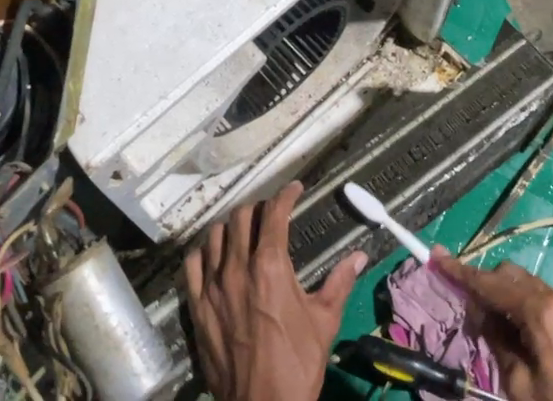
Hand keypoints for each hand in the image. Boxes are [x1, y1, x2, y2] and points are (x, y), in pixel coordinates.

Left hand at [184, 181, 368, 400]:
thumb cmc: (297, 364)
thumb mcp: (325, 321)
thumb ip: (340, 282)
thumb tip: (359, 256)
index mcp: (270, 266)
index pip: (274, 214)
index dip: (285, 195)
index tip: (294, 189)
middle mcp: (237, 268)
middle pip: (241, 218)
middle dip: (258, 207)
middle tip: (271, 212)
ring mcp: (212, 286)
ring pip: (215, 236)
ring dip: (231, 227)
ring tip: (243, 230)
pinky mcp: (197, 306)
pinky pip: (192, 264)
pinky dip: (204, 252)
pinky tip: (213, 255)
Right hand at [432, 248, 552, 400]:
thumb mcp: (519, 385)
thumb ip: (496, 340)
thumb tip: (479, 312)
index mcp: (542, 312)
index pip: (491, 284)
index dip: (461, 272)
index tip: (436, 257)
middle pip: (512, 276)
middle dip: (486, 285)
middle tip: (467, 308)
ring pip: (531, 287)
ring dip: (507, 297)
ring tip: (492, 326)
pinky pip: (549, 303)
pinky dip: (528, 308)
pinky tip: (520, 334)